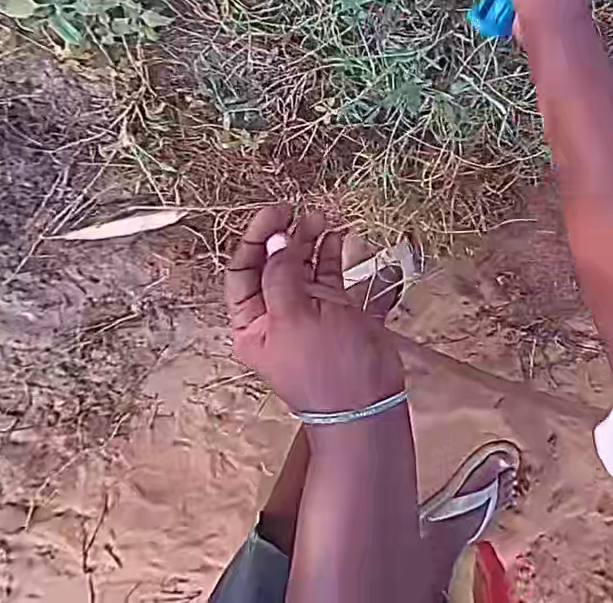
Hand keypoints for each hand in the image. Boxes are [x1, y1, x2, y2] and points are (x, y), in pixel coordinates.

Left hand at [225, 205, 405, 412]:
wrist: (369, 401)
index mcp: (253, 323)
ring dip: (310, 240)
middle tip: (302, 213)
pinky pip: (330, 273)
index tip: (275, 213)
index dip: (256, 239)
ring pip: (303, 264)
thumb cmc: (325, 365)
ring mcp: (308, 310)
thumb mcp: (295, 316)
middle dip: (286, 236)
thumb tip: (274, 239)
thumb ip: (281, 274)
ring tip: (322, 219)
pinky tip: (338, 238)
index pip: (243, 271)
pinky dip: (333, 254)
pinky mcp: (336, 308)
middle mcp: (277, 313)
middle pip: (273, 263)